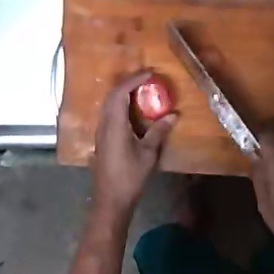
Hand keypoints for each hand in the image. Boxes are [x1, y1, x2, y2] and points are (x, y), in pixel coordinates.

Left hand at [92, 70, 176, 218]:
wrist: (110, 199)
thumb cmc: (130, 176)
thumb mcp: (148, 153)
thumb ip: (158, 131)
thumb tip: (173, 114)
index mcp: (114, 124)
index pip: (120, 93)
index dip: (134, 79)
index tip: (150, 73)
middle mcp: (104, 124)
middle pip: (112, 95)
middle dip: (129, 83)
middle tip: (147, 79)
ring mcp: (101, 132)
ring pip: (109, 105)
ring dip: (124, 94)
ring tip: (142, 92)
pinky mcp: (102, 140)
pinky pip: (110, 115)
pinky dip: (121, 106)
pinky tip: (134, 112)